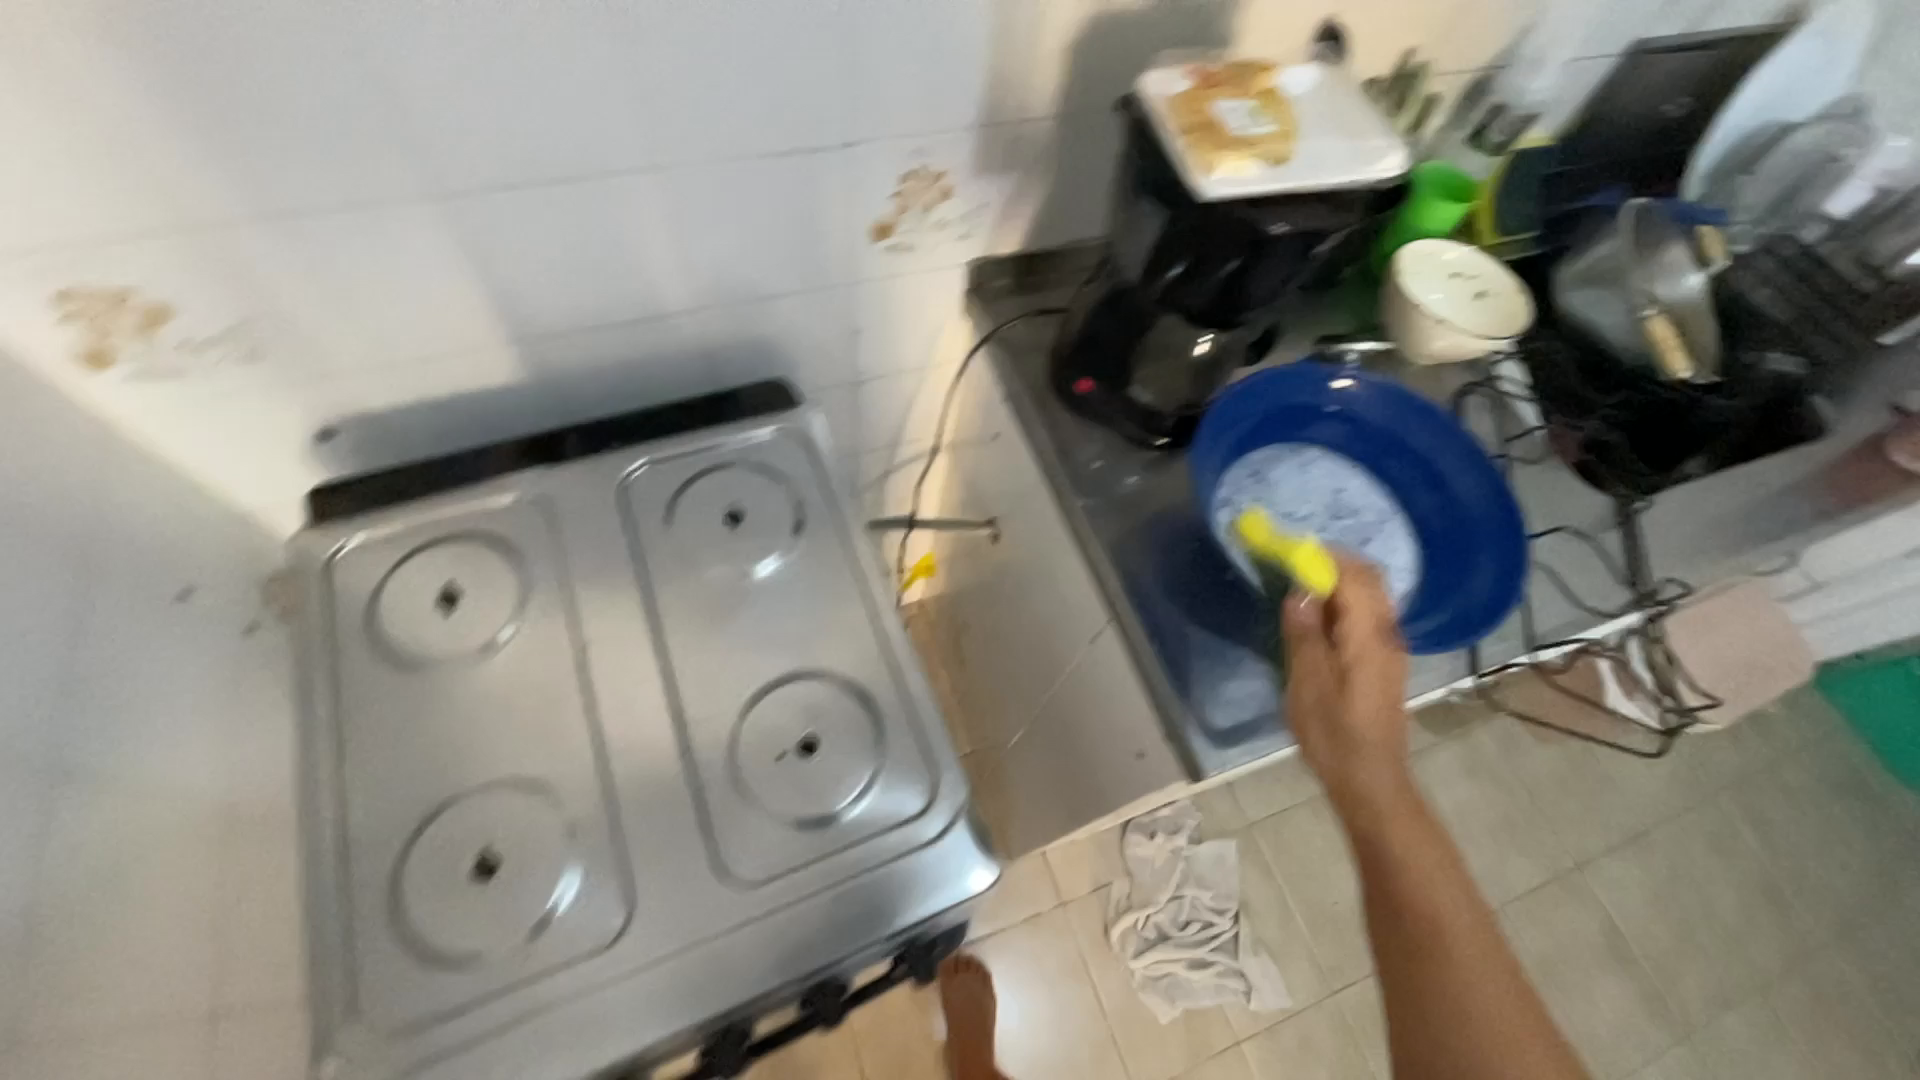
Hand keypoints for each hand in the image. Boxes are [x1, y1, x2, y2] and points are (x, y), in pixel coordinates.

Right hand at [1281, 555, 1413, 817]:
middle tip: (1290, 566)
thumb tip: (1299, 592)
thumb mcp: (1308, 685)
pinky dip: (1341, 605)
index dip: (1321, 557)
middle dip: (1330, 564)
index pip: (1353, 576)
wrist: (1370, 780)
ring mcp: (1388, 648)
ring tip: (1297, 591)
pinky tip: (1314, 621)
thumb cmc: (1334, 735)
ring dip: (1335, 584)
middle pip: (1368, 580)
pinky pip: (1365, 616)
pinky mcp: (1382, 662)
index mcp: (1369, 636)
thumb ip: (1304, 634)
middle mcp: (1387, 634)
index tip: (1285, 551)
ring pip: (1369, 597)